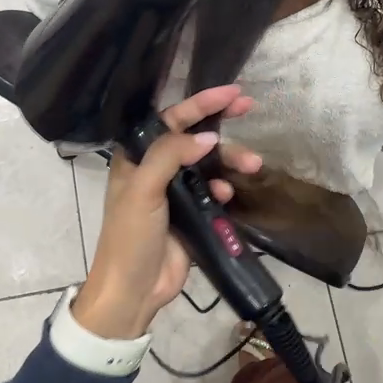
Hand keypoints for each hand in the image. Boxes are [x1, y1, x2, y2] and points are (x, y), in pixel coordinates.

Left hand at [72, 86, 262, 339]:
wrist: (133, 289)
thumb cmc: (130, 236)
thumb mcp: (144, 189)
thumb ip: (171, 156)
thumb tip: (207, 137)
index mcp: (136, 157)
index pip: (170, 119)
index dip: (200, 103)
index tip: (231, 92)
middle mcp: (155, 169)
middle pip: (193, 137)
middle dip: (222, 124)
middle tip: (251, 107)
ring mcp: (175, 193)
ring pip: (209, 164)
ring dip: (230, 161)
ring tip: (253, 165)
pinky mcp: (191, 215)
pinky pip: (214, 192)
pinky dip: (224, 188)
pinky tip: (229, 194)